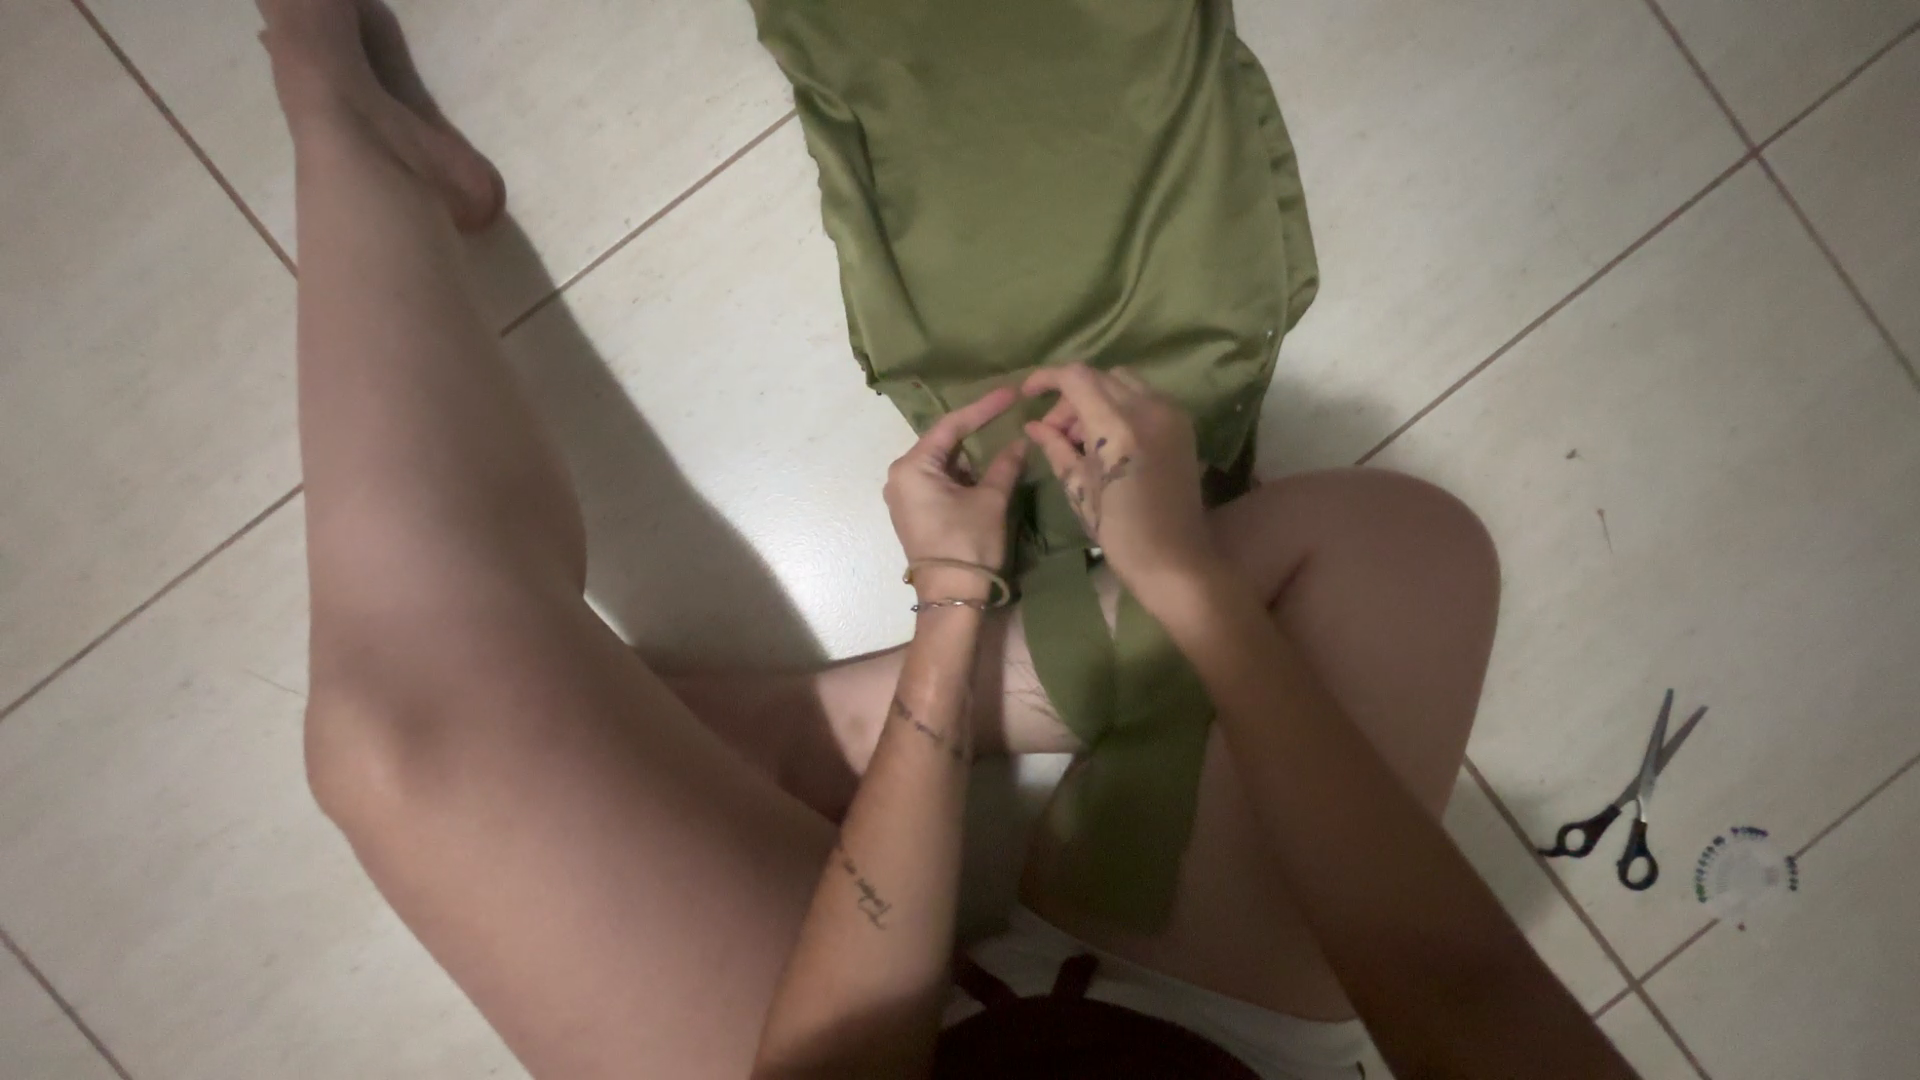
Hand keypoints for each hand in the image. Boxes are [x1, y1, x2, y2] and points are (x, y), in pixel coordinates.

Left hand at [883, 387, 1028, 590]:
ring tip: (1003, 452)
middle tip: (1008, 419)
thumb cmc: (968, 543)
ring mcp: (903, 497)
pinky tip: (986, 478)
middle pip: (944, 445)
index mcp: (912, 467)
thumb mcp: (991, 500)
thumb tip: (1020, 442)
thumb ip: (1005, 465)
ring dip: (972, 461)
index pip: (951, 426)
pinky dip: (962, 479)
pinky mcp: (913, 514)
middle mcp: (899, 477)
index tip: (1010, 394)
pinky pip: (939, 484)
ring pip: (944, 466)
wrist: (952, 598)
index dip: (983, 409)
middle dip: (977, 436)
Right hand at [1021, 364, 1219, 597]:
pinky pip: (1143, 397)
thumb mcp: (1079, 490)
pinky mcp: (1182, 424)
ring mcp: (1171, 414)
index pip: (1077, 378)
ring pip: (1122, 382)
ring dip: (1095, 398)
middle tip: (1054, 431)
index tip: (1027, 394)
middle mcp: (1149, 409)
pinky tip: (1106, 439)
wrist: (1176, 559)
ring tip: (1079, 438)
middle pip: (1099, 377)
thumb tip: (1034, 426)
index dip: (1046, 378)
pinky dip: (1118, 406)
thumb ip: (1056, 448)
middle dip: (1070, 396)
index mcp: (1118, 428)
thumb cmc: (1120, 533)